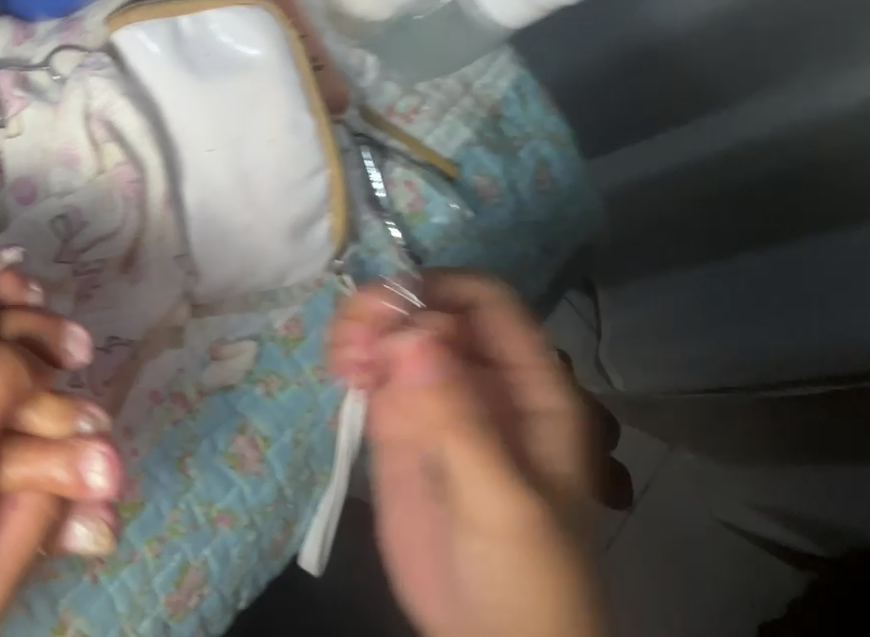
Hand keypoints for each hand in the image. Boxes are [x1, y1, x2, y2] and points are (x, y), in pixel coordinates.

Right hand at [330, 271, 604, 636]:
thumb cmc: (525, 578)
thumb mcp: (502, 501)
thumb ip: (460, 419)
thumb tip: (414, 332)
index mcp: (529, 388)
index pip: (486, 303)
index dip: (436, 291)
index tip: (388, 316)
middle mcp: (480, 379)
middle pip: (426, 306)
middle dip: (385, 308)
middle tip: (354, 344)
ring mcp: (433, 397)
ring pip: (391, 329)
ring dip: (359, 329)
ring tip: (343, 366)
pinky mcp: (395, 420)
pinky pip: (369, 365)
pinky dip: (348, 356)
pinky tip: (341, 376)